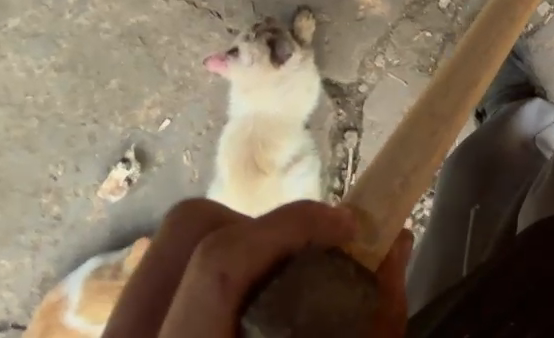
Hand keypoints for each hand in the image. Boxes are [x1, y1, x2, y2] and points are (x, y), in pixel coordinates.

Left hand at [103, 199, 411, 337]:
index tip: (349, 230)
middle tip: (310, 260)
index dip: (294, 225)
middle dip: (260, 229)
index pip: (220, 264)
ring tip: (277, 298)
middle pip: (184, 234)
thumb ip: (374, 321)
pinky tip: (243, 327)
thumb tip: (392, 243)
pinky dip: (213, 289)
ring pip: (168, 257)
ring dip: (236, 256)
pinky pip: (161, 292)